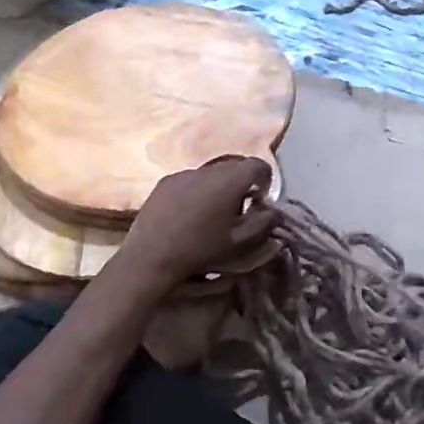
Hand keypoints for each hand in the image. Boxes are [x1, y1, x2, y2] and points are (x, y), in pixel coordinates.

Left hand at [107, 156, 273, 288]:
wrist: (151, 258)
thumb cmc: (201, 249)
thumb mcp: (242, 241)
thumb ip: (265, 222)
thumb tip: (273, 210)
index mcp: (230, 180)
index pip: (257, 165)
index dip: (266, 179)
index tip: (261, 199)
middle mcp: (208, 170)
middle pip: (235, 166)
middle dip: (243, 182)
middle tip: (240, 207)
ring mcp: (183, 174)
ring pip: (212, 172)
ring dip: (220, 186)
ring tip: (214, 211)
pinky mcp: (165, 182)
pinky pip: (191, 179)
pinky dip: (199, 190)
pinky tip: (191, 212)